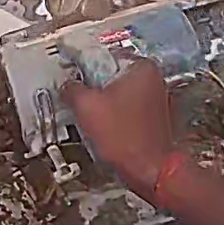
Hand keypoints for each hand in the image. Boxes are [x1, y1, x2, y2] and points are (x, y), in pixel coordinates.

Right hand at [62, 59, 178, 196]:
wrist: (149, 170)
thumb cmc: (124, 137)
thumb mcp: (87, 107)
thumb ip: (72, 89)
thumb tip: (67, 86)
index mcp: (141, 67)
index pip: (103, 55)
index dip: (83, 65)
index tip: (70, 73)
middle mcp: (153, 79)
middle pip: (110, 75)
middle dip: (93, 87)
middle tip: (78, 99)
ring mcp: (156, 99)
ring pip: (117, 93)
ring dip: (102, 103)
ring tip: (91, 118)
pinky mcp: (153, 118)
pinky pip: (125, 109)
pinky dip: (113, 115)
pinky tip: (104, 129)